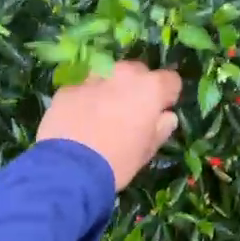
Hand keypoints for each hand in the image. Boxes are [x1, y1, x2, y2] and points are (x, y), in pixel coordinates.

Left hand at [37, 61, 182, 189]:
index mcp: (151, 88)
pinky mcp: (68, 87)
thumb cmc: (118, 161)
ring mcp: (93, 77)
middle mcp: (124, 74)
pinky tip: (79, 119)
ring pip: (109, 74)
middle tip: (130, 112)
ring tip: (102, 113)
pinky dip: (85, 97)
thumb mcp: (147, 150)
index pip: (171, 80)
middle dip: (138, 88)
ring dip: (110, 88)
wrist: (70, 168)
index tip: (160, 112)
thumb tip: (167, 117)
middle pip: (138, 72)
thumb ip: (161, 128)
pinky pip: (84, 87)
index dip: (167, 96)